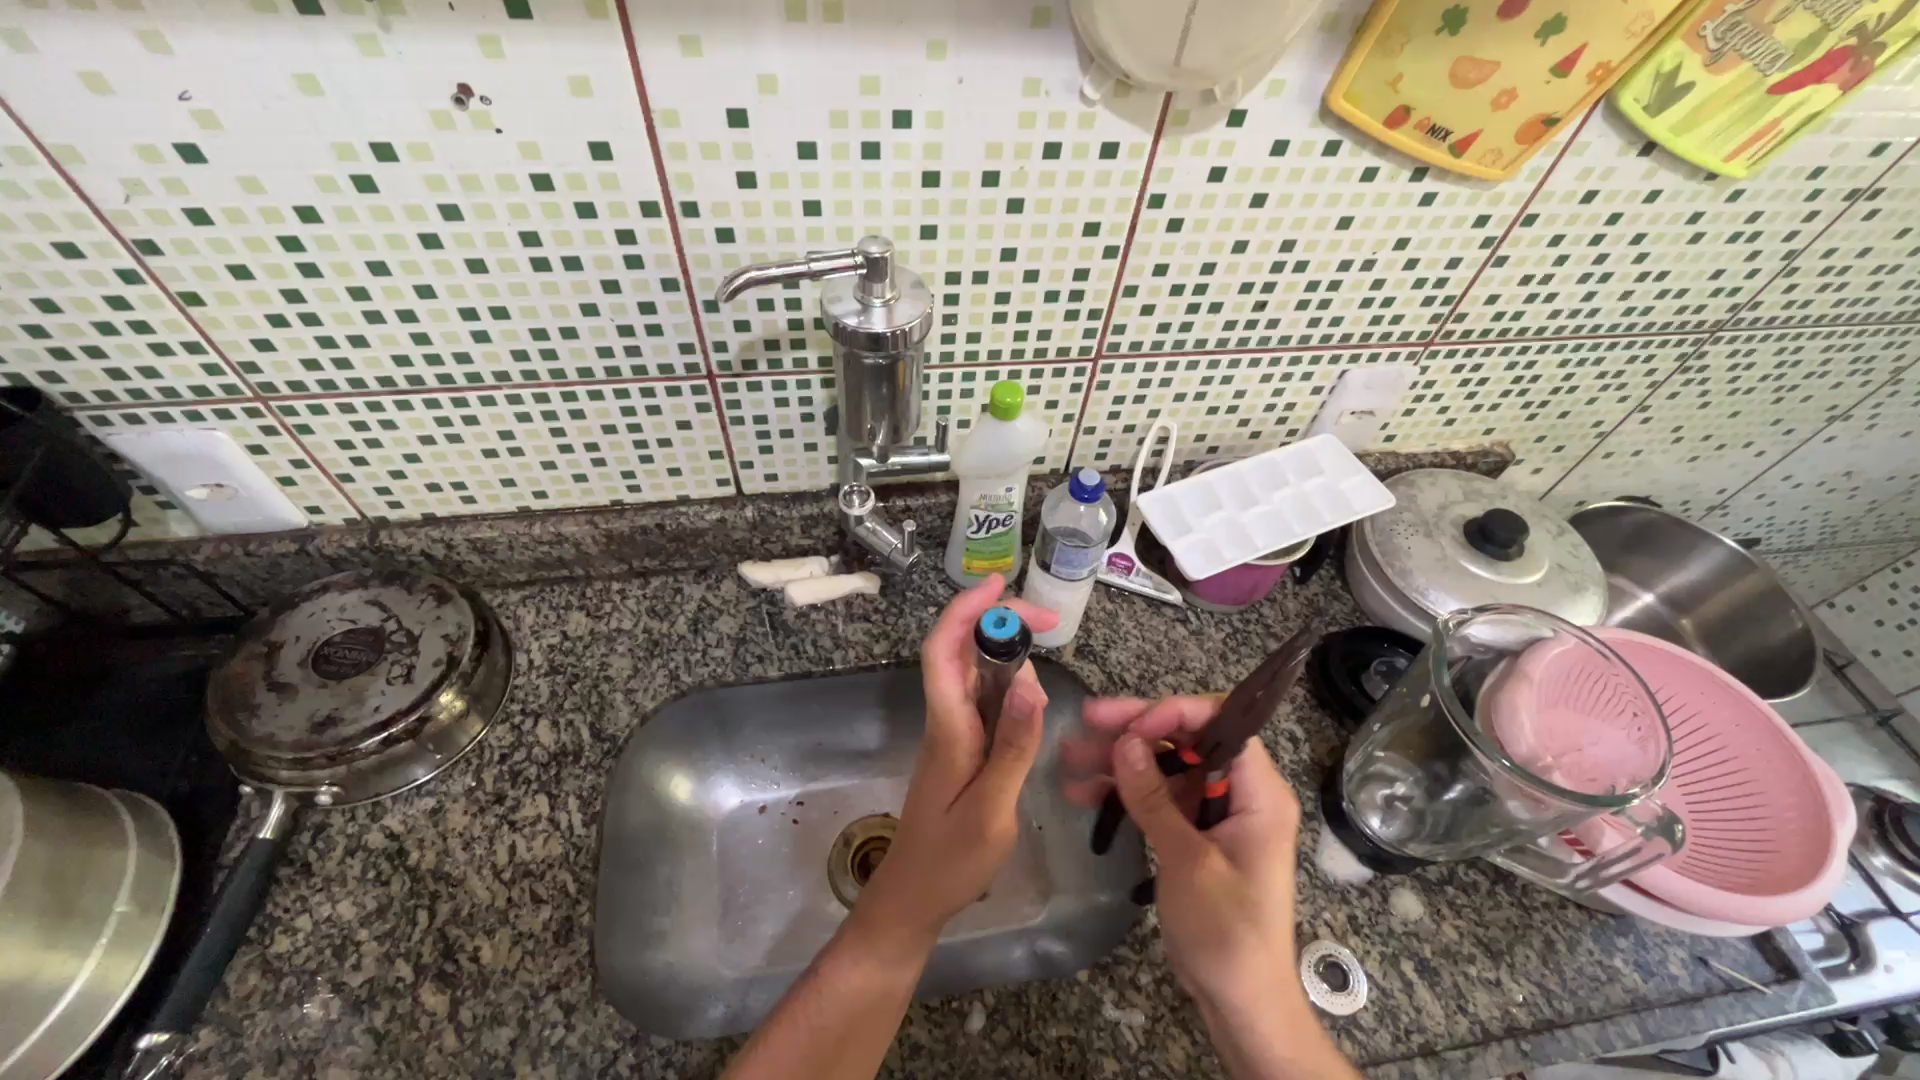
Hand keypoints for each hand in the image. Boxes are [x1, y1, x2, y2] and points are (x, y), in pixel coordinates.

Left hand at [852, 574, 1060, 947]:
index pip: (944, 651)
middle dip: (998, 622)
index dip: (966, 611)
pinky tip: (1032, 693)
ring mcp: (953, 734)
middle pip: (961, 652)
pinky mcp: (962, 749)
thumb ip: (1012, 747)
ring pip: (972, 673)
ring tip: (1045, 643)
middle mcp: (947, 720)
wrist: (912, 897)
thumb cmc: (950, 861)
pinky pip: (983, 701)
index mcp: (948, 728)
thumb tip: (1030, 680)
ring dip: (1005, 649)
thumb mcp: (991, 809)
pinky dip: (1008, 684)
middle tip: (1049, 621)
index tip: (998, 584)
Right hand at [1066, 696, 1305, 1011]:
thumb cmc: (1227, 932)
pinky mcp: (1195, 836)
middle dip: (1135, 730)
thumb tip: (1125, 741)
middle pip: (1188, 739)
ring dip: (1120, 761)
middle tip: (1085, 722)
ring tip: (1070, 757)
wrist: (1242, 1002)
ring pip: (1167, 767)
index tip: (1129, 725)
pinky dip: (1125, 793)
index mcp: (1259, 792)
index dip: (1174, 713)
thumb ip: (1154, 797)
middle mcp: (1240, 793)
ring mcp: (1216, 814)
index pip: (1223, 723)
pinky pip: (1160, 798)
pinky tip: (1083, 793)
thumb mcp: (1187, 860)